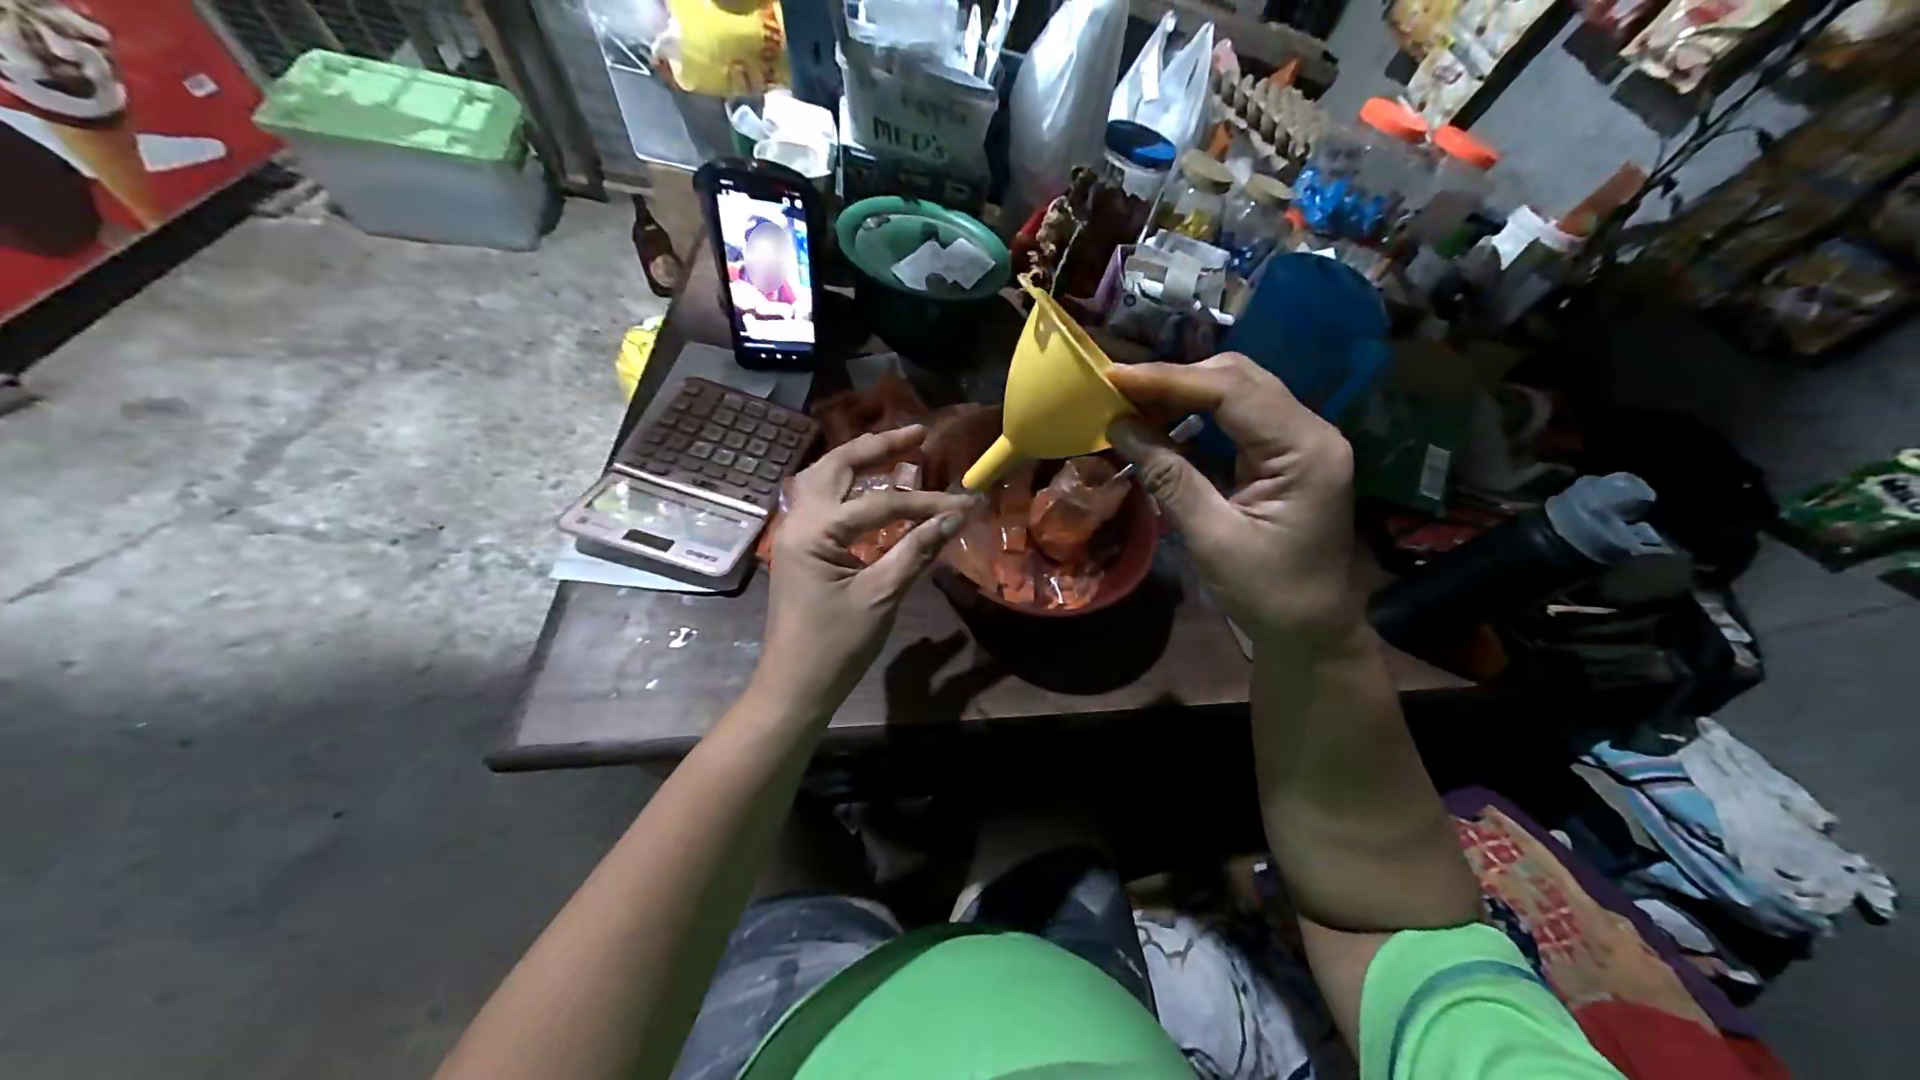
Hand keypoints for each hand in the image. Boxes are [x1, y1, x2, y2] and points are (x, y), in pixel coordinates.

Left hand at [753, 425, 977, 716]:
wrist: (794, 686)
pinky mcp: (799, 548)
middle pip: (836, 466)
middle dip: (878, 447)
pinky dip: (847, 486)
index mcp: (814, 531)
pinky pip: (821, 501)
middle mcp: (798, 521)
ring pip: (822, 479)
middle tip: (917, 435)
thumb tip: (957, 515)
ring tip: (895, 451)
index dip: (927, 502)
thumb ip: (917, 550)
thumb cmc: (835, 645)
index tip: (965, 502)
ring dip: (858, 461)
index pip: (880, 502)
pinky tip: (870, 488)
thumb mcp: (881, 596)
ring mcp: (794, 533)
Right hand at [1105, 352, 1357, 647]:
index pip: (1232, 391)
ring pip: (1237, 391)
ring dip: (1182, 393)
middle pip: (1238, 379)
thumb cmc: (1268, 593)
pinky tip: (1161, 421)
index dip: (1168, 379)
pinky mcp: (1286, 454)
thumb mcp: (1212, 539)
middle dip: (1174, 380)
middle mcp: (1310, 431)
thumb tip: (1120, 425)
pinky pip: (1237, 416)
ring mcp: (1301, 440)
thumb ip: (1168, 477)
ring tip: (1131, 403)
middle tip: (1116, 391)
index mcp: (1304, 450)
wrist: (1312, 630)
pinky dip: (1195, 413)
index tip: (1113, 377)